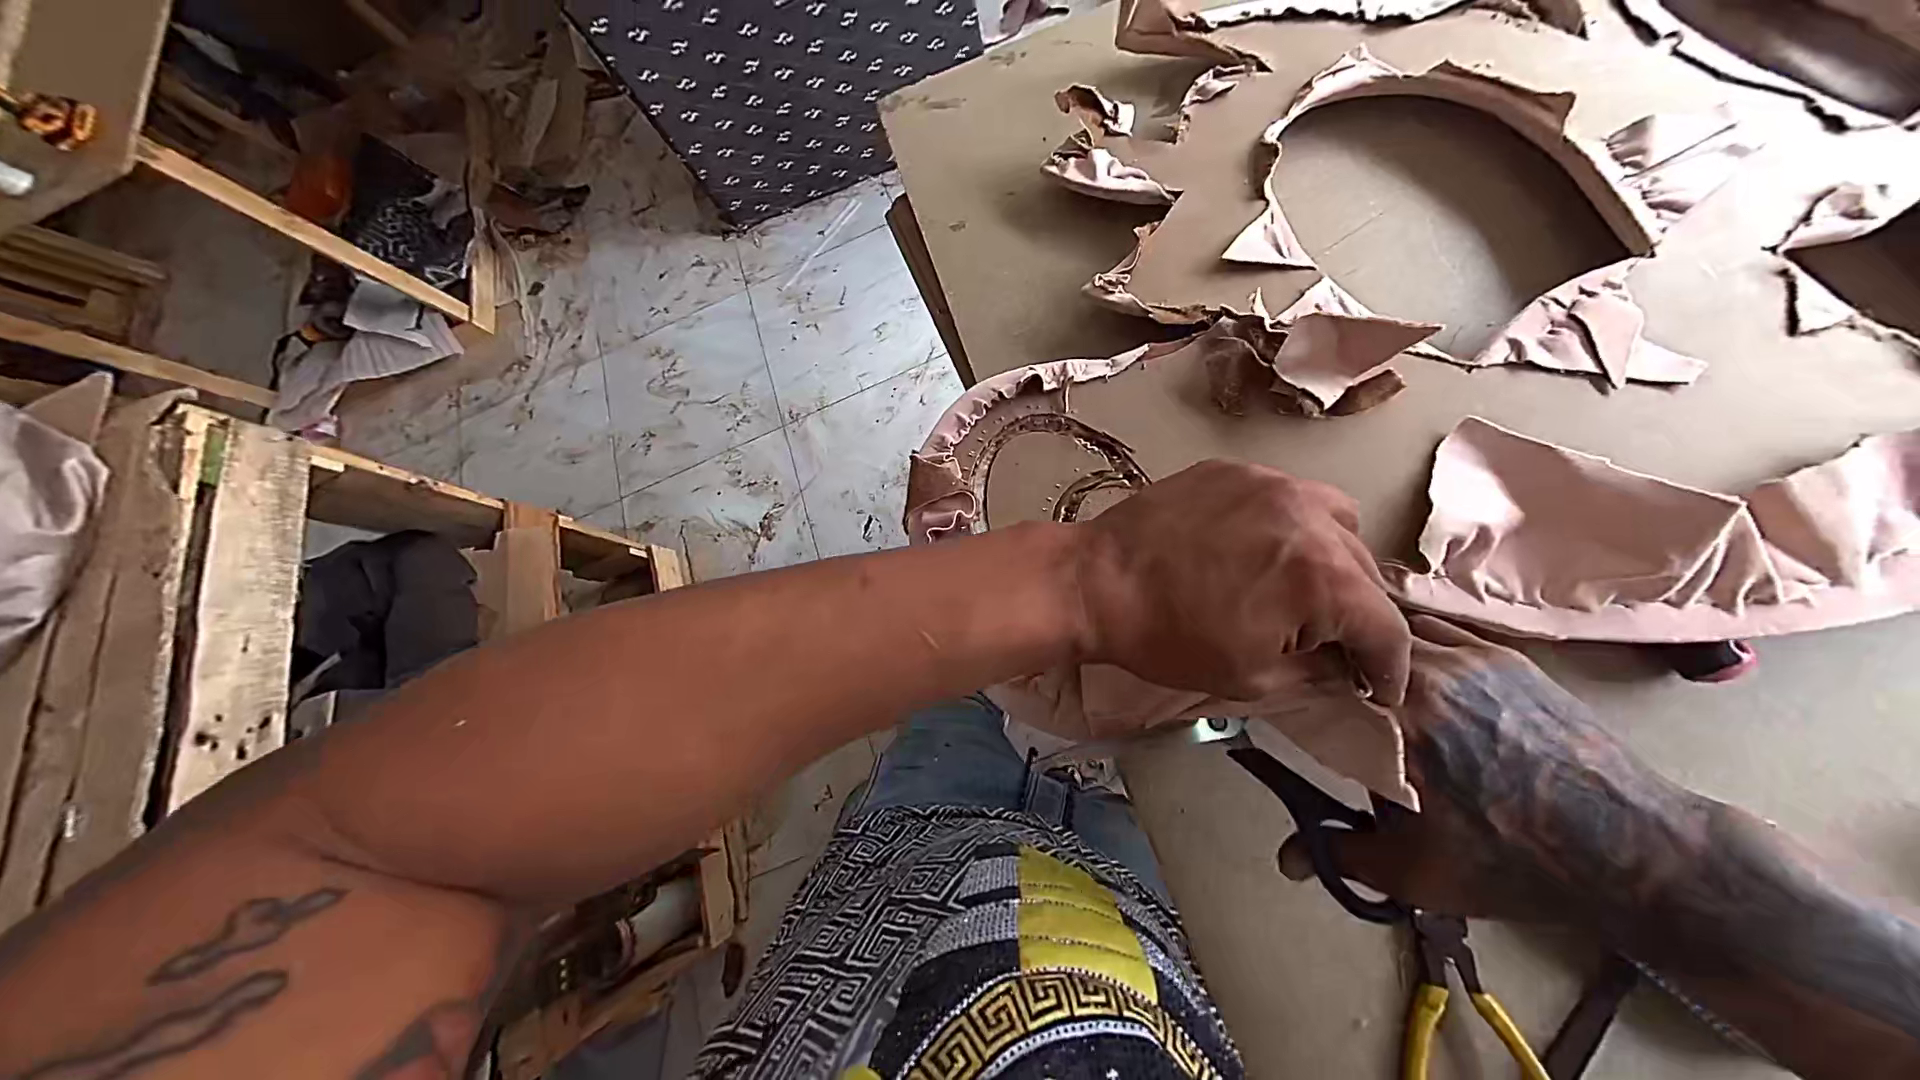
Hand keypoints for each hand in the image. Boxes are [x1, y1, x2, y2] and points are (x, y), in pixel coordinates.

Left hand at [1073, 459, 1410, 704]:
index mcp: (1322, 577)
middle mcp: (1310, 518)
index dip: (1387, 668)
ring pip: (1336, 521)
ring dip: (1332, 559)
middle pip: (1364, 571)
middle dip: (1356, 614)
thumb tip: (1343, 667)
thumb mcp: (1250, 676)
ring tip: (1300, 585)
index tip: (1377, 687)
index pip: (1385, 627)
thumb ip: (1314, 672)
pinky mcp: (1234, 470)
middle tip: (1332, 641)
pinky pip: (1287, 496)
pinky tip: (1259, 547)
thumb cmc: (1166, 637)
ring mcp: (1271, 483)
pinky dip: (1290, 525)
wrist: (1095, 581)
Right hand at [1285, 616, 1700, 919]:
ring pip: (1394, 629)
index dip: (1295, 684)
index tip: (1286, 697)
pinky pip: (1436, 629)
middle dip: (1329, 660)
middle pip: (1353, 645)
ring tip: (1361, 671)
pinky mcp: (1504, 656)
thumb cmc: (1514, 862)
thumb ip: (1340, 854)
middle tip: (1320, 684)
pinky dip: (1410, 640)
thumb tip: (1286, 861)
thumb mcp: (1415, 872)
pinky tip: (1410, 664)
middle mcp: (1427, 674)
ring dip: (1370, 646)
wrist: (1636, 852)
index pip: (1319, 680)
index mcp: (1397, 720)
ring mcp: (1470, 657)